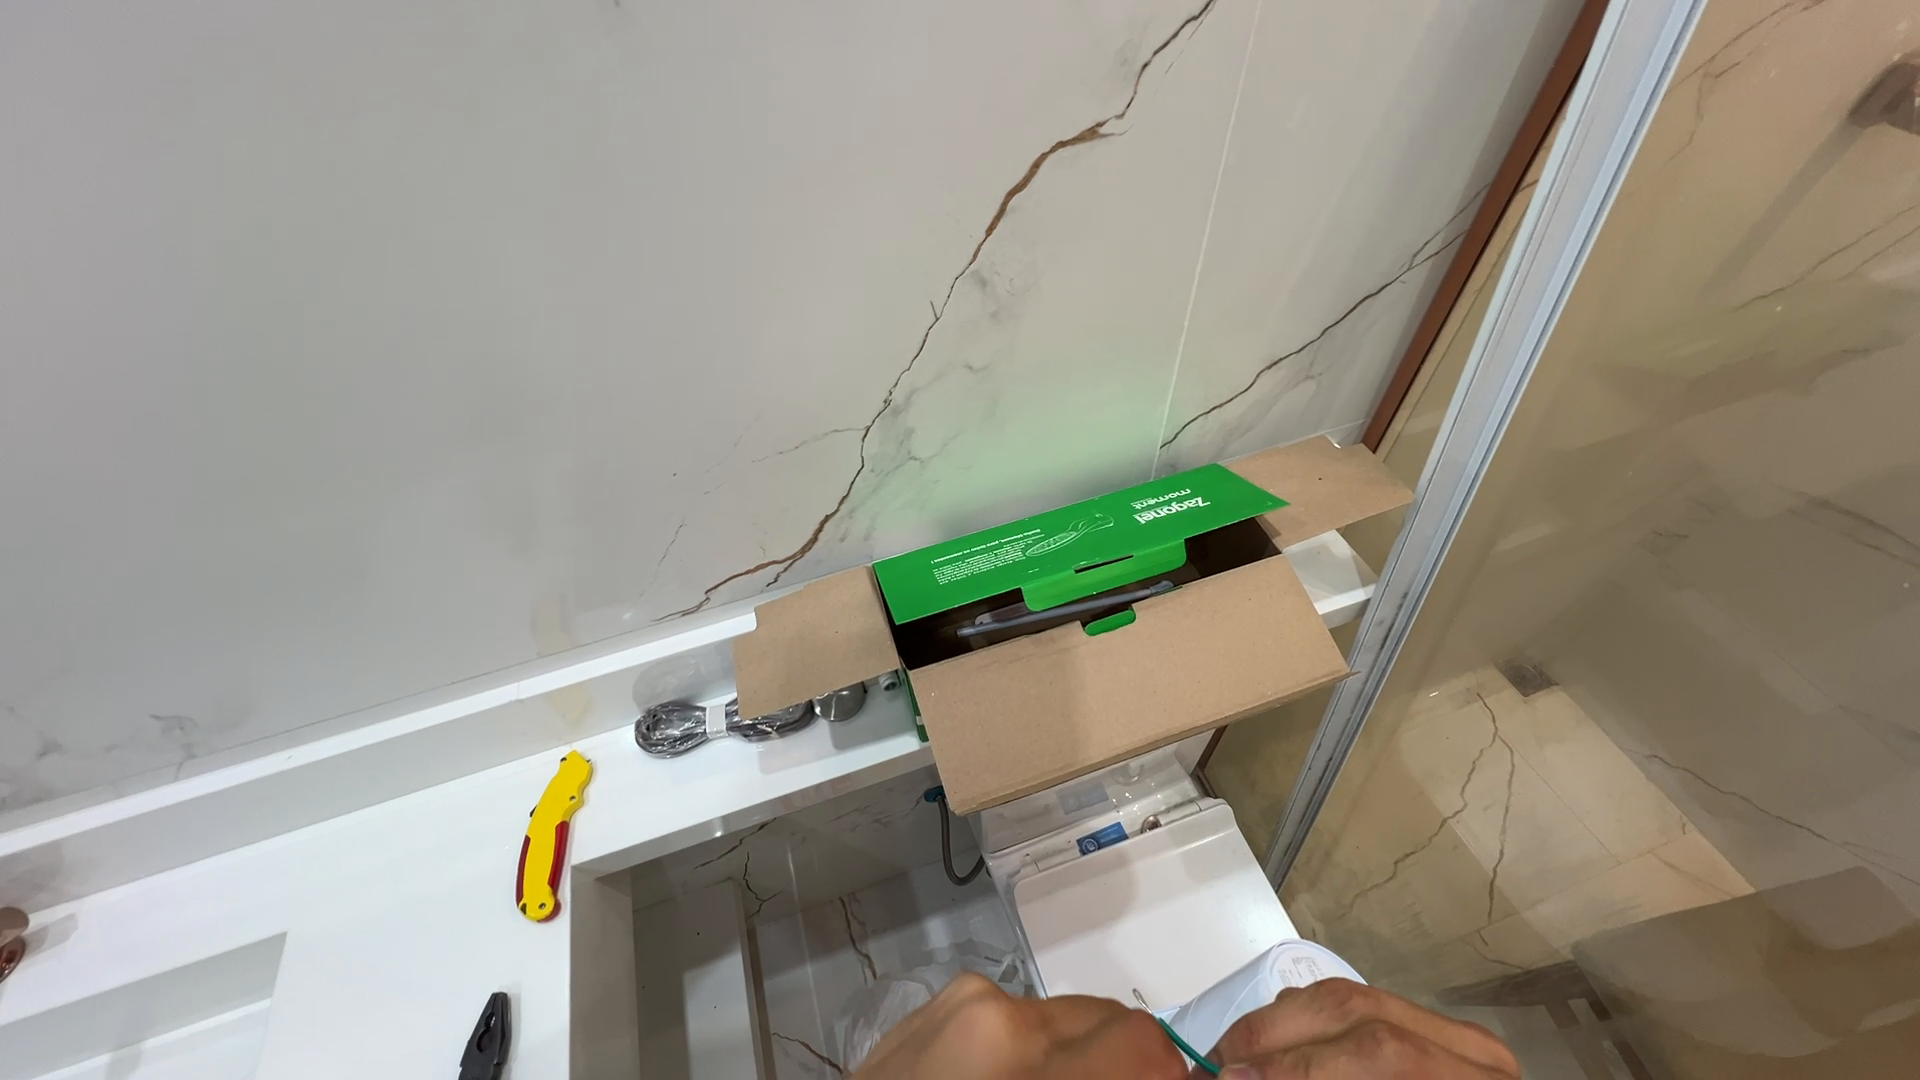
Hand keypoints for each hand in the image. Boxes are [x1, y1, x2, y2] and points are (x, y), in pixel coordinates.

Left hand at [853, 972, 1189, 1078]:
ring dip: (1078, 1058)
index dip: (1169, 1071)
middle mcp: (999, 1014)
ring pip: (1065, 1016)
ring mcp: (966, 999)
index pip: (1140, 1041)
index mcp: (1028, 1066)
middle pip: (1109, 1018)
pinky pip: (1018, 1014)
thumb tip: (1164, 1076)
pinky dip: (1034, 1049)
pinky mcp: (944, 998)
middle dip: (1124, 1066)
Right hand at [1204, 979, 1518, 1078]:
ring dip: (1280, 1021)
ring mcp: (1456, 1038)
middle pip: (1356, 1010)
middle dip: (1273, 1033)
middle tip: (1219, 1063)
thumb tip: (1244, 1078)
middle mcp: (1473, 1056)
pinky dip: (1306, 1018)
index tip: (1234, 1079)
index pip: (1381, 1053)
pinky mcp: (1434, 1032)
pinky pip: (1356, 1002)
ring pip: (1351, 996)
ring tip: (1235, 1052)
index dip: (1299, 1064)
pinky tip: (1274, 1040)